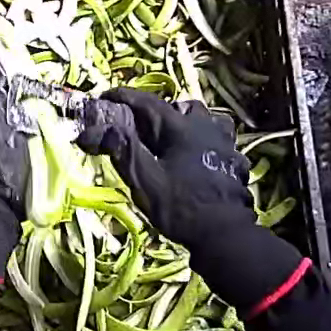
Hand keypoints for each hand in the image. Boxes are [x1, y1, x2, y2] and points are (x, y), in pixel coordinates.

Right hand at [75, 88, 252, 247]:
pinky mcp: (234, 158)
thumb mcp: (144, 181)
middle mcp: (205, 125)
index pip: (147, 103)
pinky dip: (199, 139)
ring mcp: (224, 141)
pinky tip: (194, 154)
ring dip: (181, 122)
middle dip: (153, 112)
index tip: (104, 97)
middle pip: (175, 108)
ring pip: (199, 119)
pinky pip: (214, 137)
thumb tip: (96, 130)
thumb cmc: (181, 207)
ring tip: (167, 137)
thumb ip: (122, 150)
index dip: (123, 97)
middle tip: (135, 125)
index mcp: (180, 127)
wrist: (225, 234)